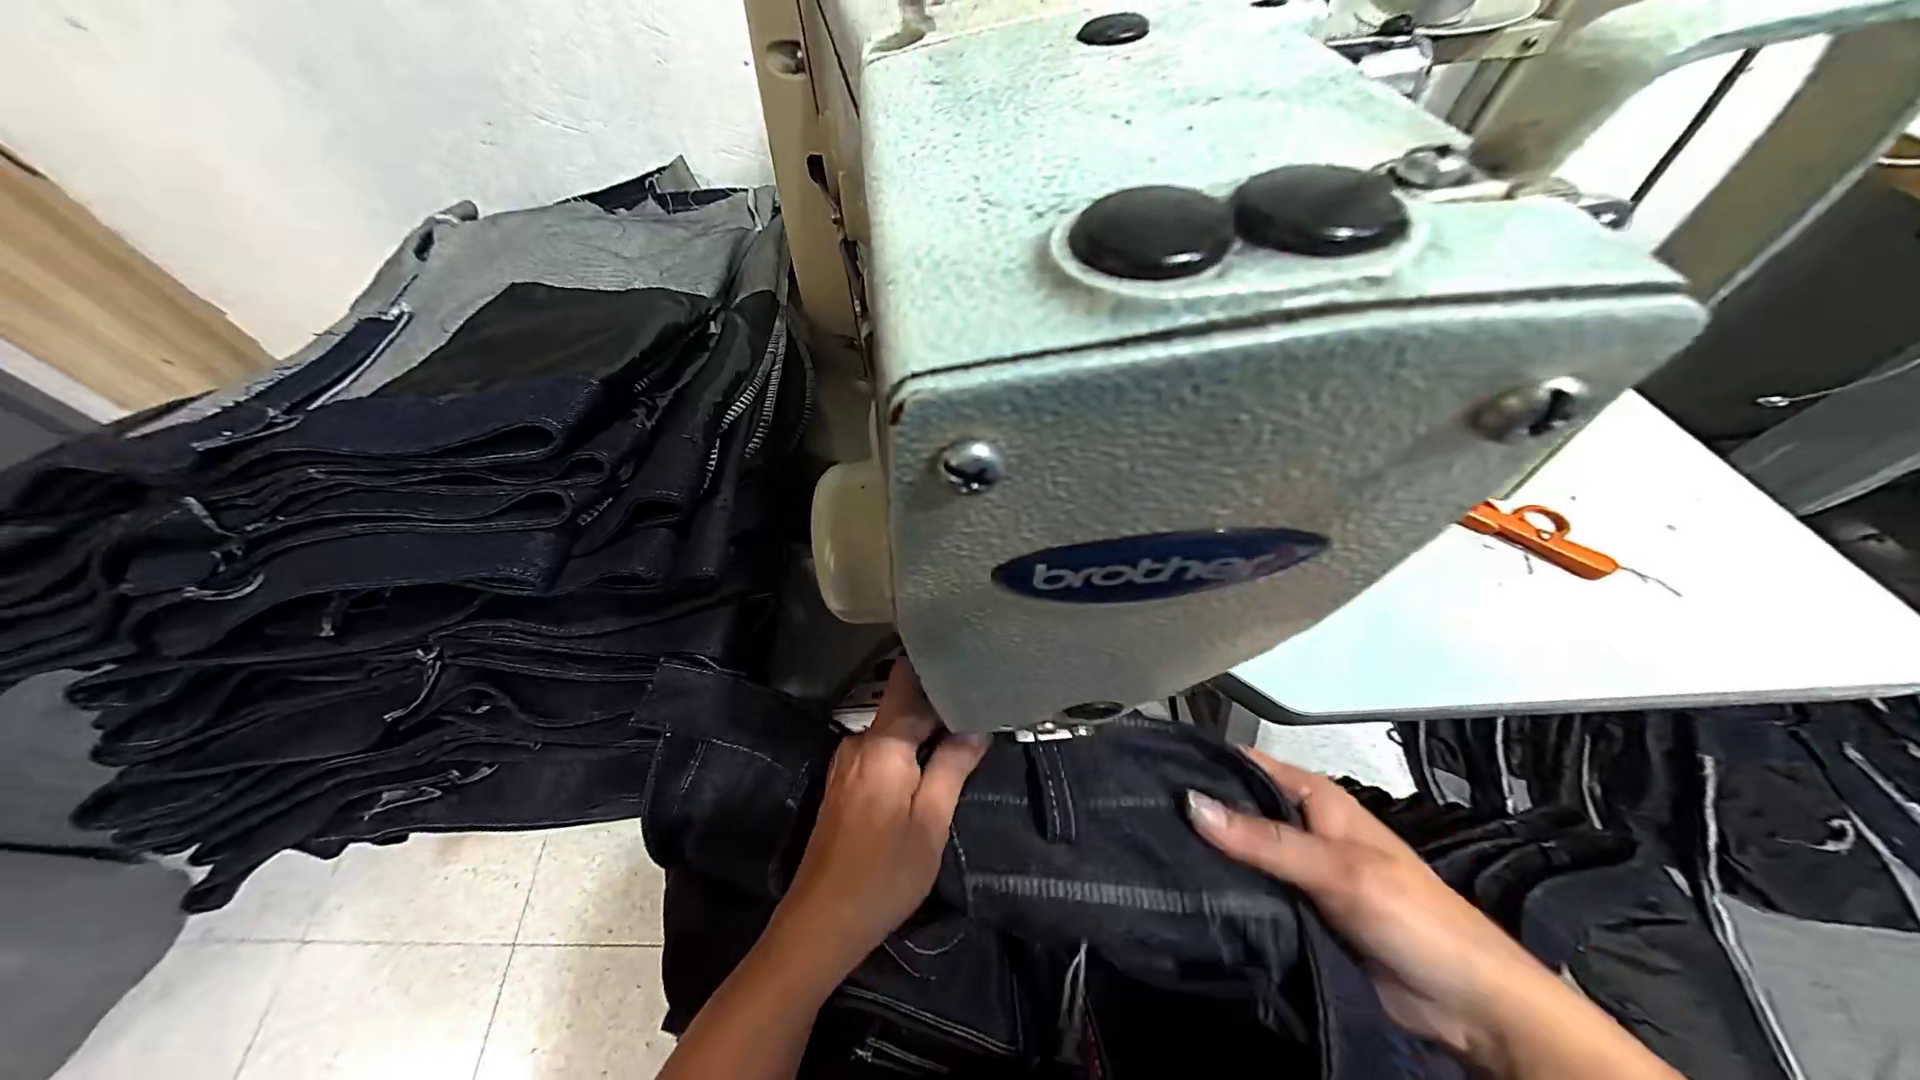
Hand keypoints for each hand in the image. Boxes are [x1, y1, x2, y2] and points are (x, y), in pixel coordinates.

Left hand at [764, 658, 989, 984]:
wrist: (821, 922)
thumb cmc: (884, 873)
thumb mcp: (931, 821)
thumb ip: (953, 765)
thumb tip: (976, 725)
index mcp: (882, 742)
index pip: (907, 680)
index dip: (939, 671)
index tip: (972, 669)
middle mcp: (859, 742)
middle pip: (902, 705)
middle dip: (940, 707)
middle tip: (981, 710)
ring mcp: (846, 763)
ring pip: (893, 731)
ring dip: (925, 734)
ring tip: (963, 739)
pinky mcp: (844, 784)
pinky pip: (883, 753)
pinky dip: (908, 755)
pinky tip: (931, 770)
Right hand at [1186, 750, 1680, 1079]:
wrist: (1470, 1008)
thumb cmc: (1414, 917)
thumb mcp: (1339, 870)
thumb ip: (1264, 840)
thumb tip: (1190, 802)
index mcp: (1313, 797)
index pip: (1244, 764)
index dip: (1201, 763)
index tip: (1148, 768)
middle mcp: (1299, 825)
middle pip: (1235, 807)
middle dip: (1194, 810)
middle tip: (1133, 814)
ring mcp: (1296, 870)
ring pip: (1237, 851)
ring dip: (1203, 851)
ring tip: (1143, 849)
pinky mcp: (1294, 910)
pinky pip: (1248, 889)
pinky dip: (1219, 887)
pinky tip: (1181, 888)